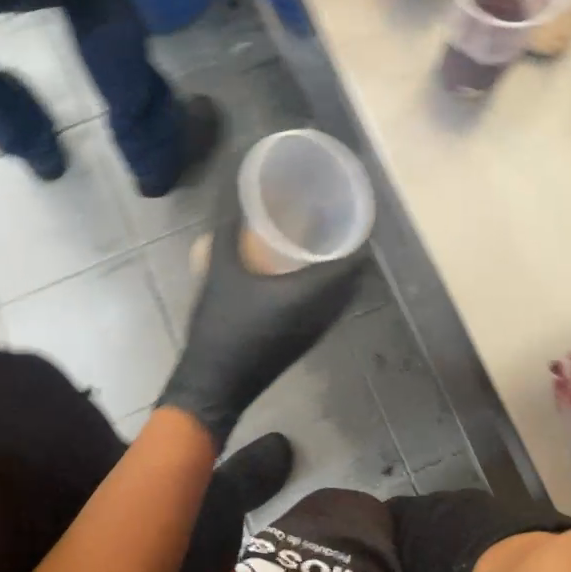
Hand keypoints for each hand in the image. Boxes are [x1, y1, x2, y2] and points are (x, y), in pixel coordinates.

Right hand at [156, 190, 364, 445]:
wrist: (213, 384)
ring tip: (317, 238)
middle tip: (330, 216)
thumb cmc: (220, 326)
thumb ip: (226, 228)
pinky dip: (322, 287)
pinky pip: (326, 306)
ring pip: (340, 293)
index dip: (356, 231)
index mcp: (312, 294)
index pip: (354, 260)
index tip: (346, 206)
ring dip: (335, 268)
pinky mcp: (303, 341)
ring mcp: (314, 331)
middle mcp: (322, 313)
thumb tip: (231, 187)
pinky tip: (298, 273)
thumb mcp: (220, 272)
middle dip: (345, 245)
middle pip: (351, 275)